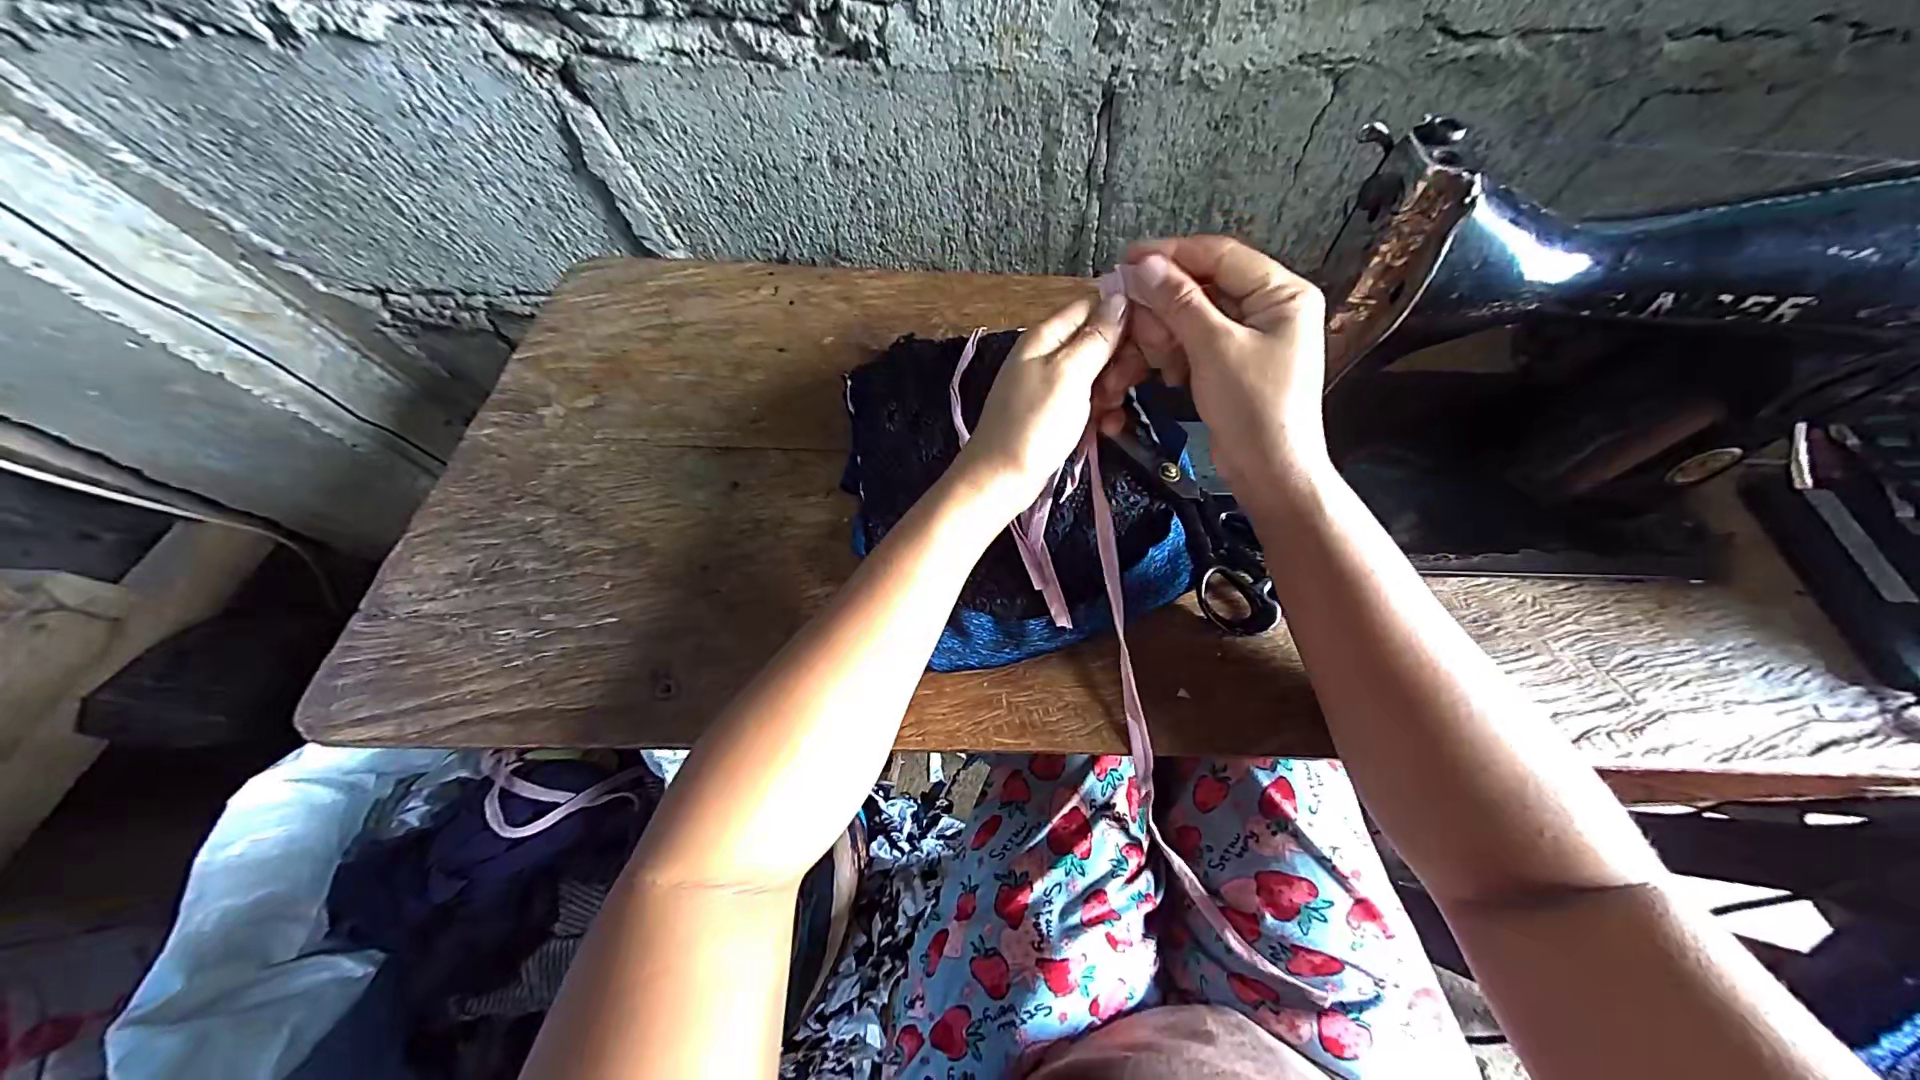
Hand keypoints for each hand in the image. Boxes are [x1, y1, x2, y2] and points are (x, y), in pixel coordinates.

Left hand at [953, 292, 1127, 512]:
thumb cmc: (1034, 425)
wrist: (1002, 479)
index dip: (1123, 318)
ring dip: (1114, 391)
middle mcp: (1049, 354)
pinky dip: (1102, 413)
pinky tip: (1107, 428)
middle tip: (1120, 386)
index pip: (1094, 305)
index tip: (1146, 341)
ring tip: (1109, 411)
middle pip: (1100, 340)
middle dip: (1120, 361)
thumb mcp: (1070, 374)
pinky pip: (1090, 402)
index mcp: (1046, 335)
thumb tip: (1121, 298)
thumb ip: (1097, 337)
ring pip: (1100, 374)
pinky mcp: (1058, 413)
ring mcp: (1053, 385)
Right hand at [1116, 236, 1329, 488]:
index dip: (1172, 254)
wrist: (1269, 470)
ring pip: (1193, 317)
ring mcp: (1250, 338)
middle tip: (1138, 323)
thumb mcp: (1214, 348)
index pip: (1220, 254)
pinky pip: (1195, 344)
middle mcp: (1269, 309)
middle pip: (1203, 286)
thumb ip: (1179, 301)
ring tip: (1156, 356)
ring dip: (1167, 334)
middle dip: (1166, 306)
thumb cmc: (1257, 411)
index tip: (1130, 259)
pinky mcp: (1232, 364)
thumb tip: (1146, 266)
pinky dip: (1176, 354)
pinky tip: (1170, 373)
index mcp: (1282, 294)